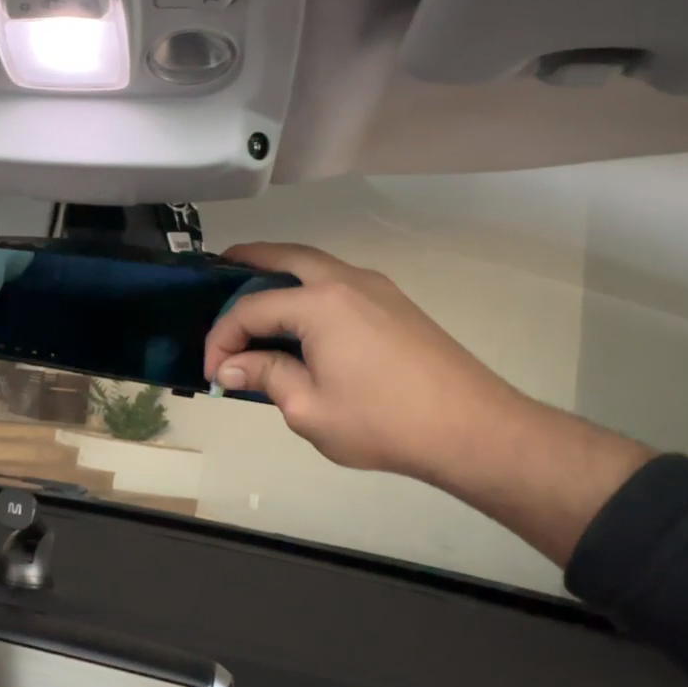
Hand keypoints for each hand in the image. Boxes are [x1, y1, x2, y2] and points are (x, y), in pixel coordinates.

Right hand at [203, 243, 524, 483]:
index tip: (213, 373)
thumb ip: (265, 377)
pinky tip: (299, 316)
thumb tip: (231, 367)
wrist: (473, 430)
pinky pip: (338, 283)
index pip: (251, 309)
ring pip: (316, 265)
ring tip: (253, 289)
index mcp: (319, 304)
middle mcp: (347, 282)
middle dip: (248, 258)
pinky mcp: (395, 305)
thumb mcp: (308, 408)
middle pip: (286, 256)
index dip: (222, 338)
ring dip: (282, 271)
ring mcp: (377, 289)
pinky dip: (308, 287)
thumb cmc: (383, 422)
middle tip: (220, 267)